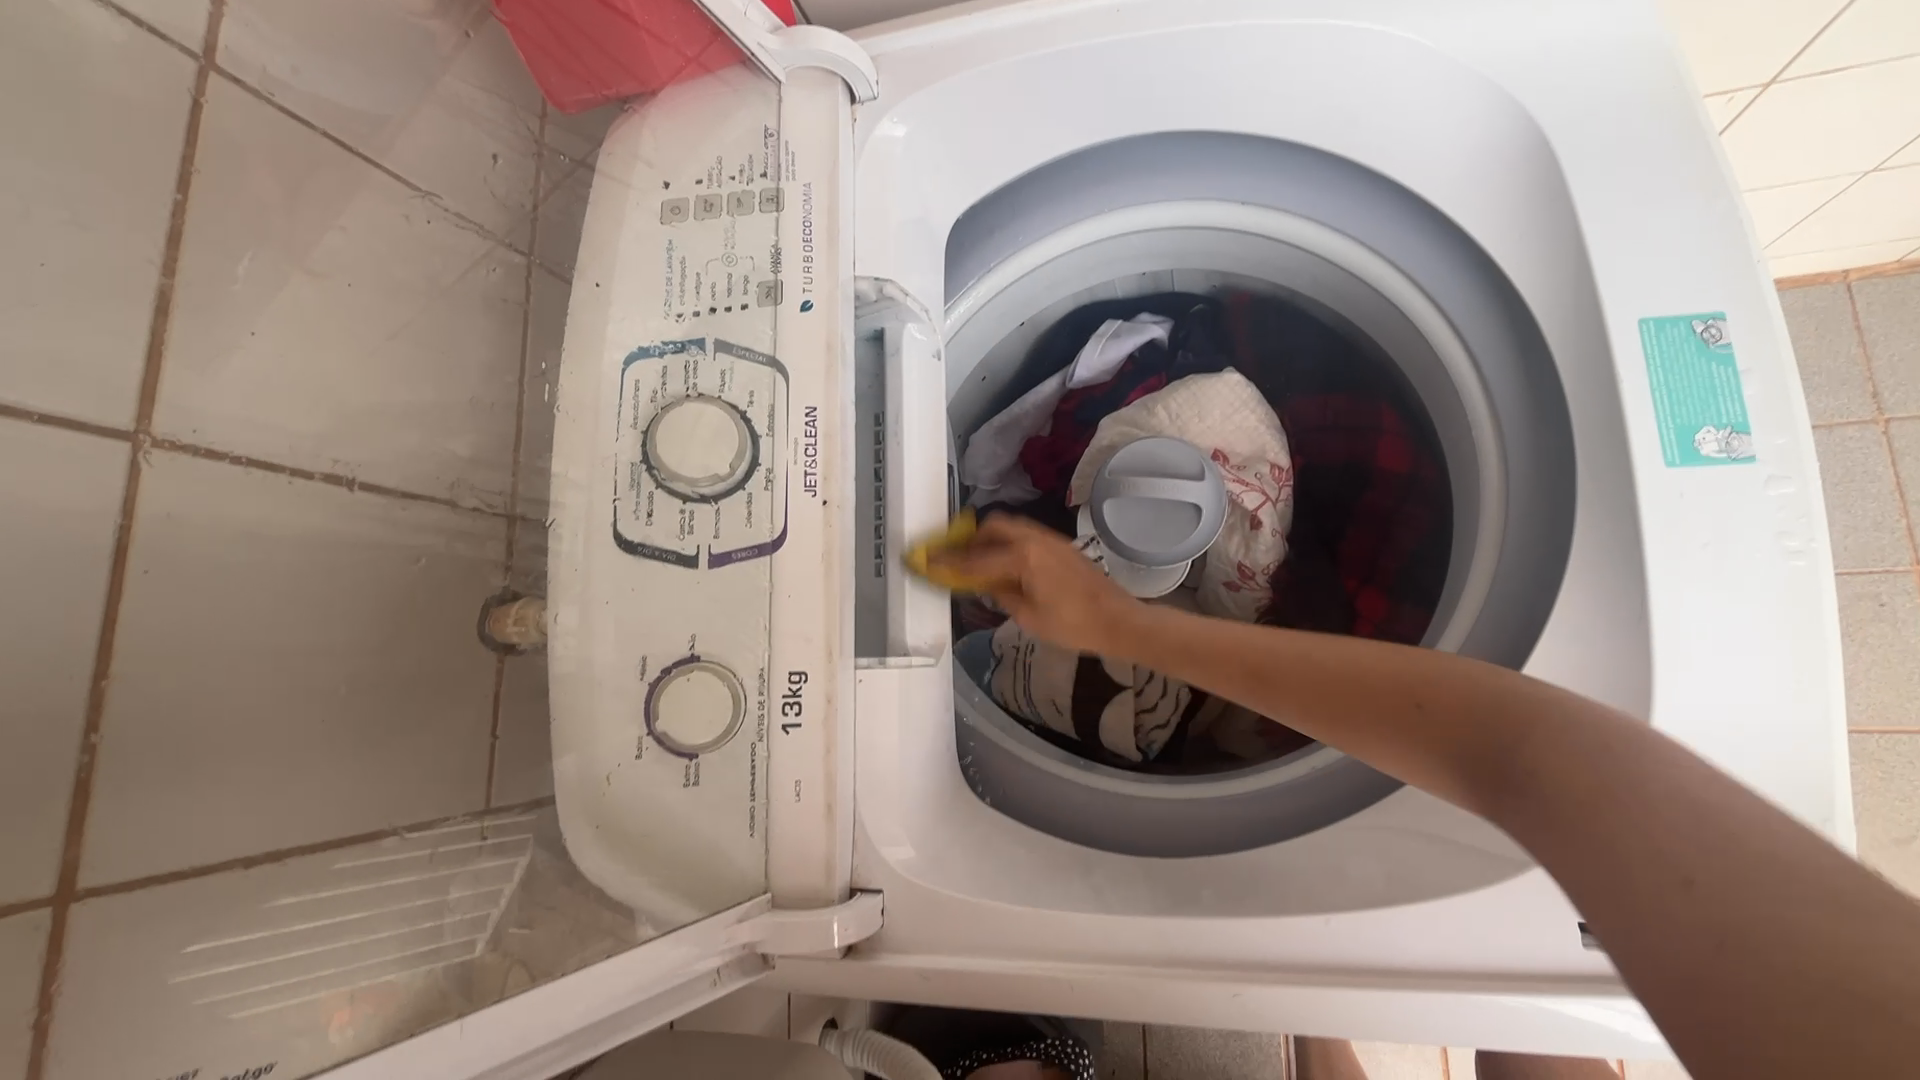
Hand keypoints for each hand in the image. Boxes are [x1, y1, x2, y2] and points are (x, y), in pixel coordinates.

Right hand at [931, 513, 1143, 654]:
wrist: (1118, 620)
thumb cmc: (1074, 625)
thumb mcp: (1028, 616)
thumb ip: (1001, 593)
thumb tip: (984, 583)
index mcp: (1023, 557)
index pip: (976, 560)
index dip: (948, 563)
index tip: (926, 560)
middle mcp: (1034, 539)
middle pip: (992, 526)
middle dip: (969, 539)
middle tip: (954, 557)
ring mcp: (1049, 539)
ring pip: (1009, 527)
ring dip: (988, 538)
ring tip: (976, 560)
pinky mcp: (1059, 545)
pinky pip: (1024, 534)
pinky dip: (1006, 542)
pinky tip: (1003, 563)